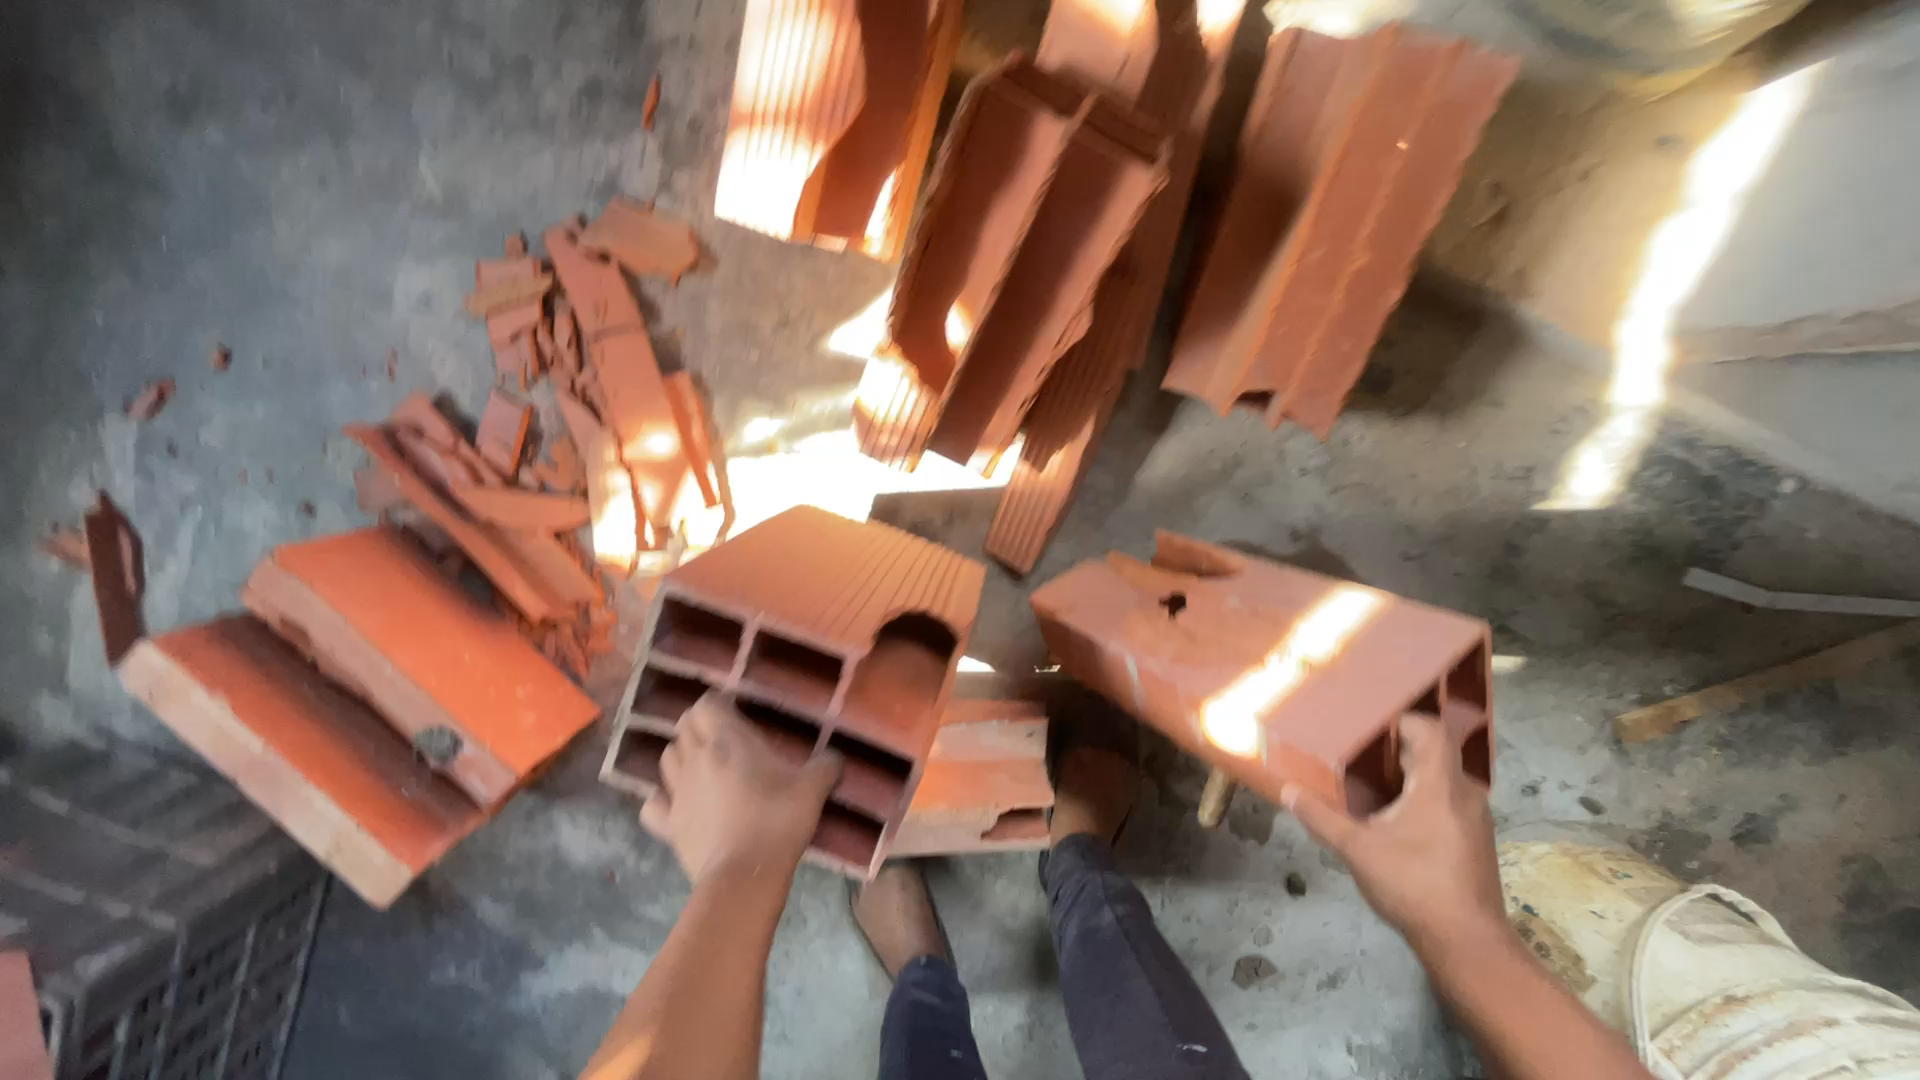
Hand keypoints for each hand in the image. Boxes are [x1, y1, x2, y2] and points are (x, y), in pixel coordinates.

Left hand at [641, 693, 841, 883]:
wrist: (745, 874)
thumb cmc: (779, 819)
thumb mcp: (814, 788)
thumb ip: (826, 766)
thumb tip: (835, 758)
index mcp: (727, 741)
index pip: (706, 705)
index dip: (717, 703)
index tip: (734, 709)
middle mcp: (696, 759)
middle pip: (684, 727)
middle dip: (698, 726)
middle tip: (720, 736)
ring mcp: (677, 792)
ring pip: (666, 758)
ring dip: (680, 754)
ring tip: (699, 763)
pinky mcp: (667, 825)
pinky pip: (653, 803)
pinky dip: (660, 797)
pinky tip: (675, 801)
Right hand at [1282, 714, 1507, 958]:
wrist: (1467, 943)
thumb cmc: (1412, 884)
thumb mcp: (1356, 849)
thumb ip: (1320, 816)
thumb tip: (1287, 791)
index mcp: (1439, 784)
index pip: (1429, 730)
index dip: (1400, 720)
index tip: (1366, 726)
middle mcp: (1464, 794)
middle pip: (1433, 753)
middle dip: (1394, 750)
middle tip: (1355, 754)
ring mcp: (1475, 819)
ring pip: (1441, 780)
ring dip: (1408, 777)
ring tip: (1368, 785)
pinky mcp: (1475, 842)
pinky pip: (1447, 803)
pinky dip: (1420, 799)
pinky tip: (1392, 820)